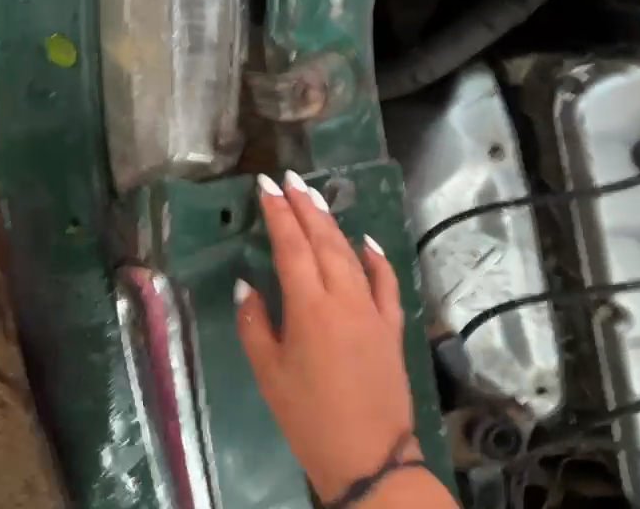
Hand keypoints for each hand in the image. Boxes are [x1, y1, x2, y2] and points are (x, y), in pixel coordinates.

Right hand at [236, 171, 416, 502]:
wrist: (370, 461)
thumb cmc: (307, 417)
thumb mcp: (267, 372)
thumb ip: (254, 321)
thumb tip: (248, 285)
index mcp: (309, 307)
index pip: (291, 246)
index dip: (277, 213)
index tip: (264, 186)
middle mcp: (344, 300)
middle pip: (323, 241)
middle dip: (304, 206)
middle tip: (288, 179)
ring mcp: (373, 312)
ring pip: (352, 255)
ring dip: (332, 223)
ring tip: (314, 196)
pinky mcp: (391, 329)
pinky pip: (386, 284)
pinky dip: (376, 259)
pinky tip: (366, 241)